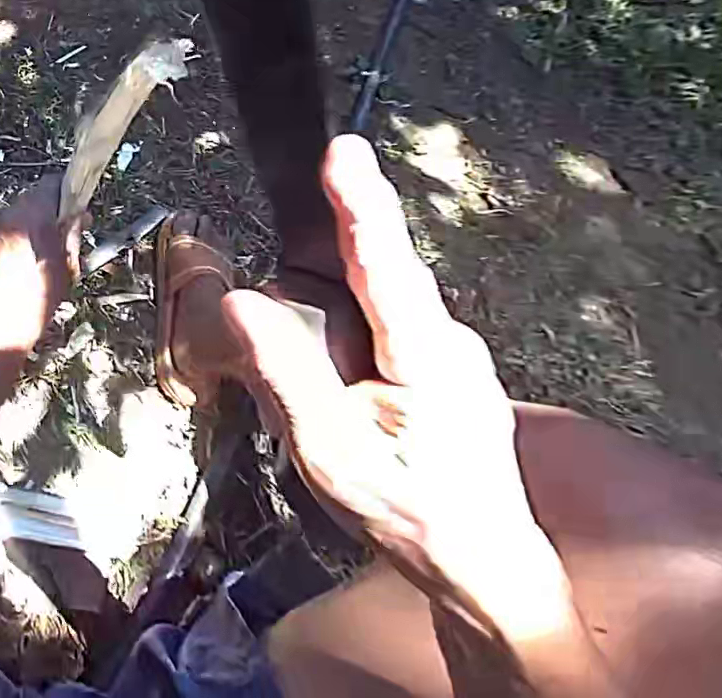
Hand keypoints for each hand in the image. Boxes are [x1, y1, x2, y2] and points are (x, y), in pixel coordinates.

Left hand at [0, 176, 79, 353]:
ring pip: (20, 216)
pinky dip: (20, 238)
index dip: (68, 191)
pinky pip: (8, 231)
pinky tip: (29, 261)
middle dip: (51, 211)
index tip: (78, 204)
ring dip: (34, 225)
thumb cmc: (38, 294)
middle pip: (34, 199)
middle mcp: (10, 214)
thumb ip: (71, 232)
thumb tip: (79, 215)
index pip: (52, 184)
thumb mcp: (67, 263)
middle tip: (67, 231)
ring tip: (48, 251)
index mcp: (33, 213)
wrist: (2, 320)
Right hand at [221, 137, 547, 616]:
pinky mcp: (429, 358)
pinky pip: (377, 309)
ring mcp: (443, 349)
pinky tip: (324, 323)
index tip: (342, 151)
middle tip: (323, 169)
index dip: (362, 205)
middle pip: (382, 263)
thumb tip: (239, 300)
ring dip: (337, 263)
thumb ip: (286, 376)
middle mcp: (446, 340)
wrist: (482, 569)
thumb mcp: (332, 456)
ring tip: (312, 256)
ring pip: (377, 289)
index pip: (387, 269)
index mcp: (429, 361)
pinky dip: (343, 293)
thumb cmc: (409, 517)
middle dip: (348, 215)